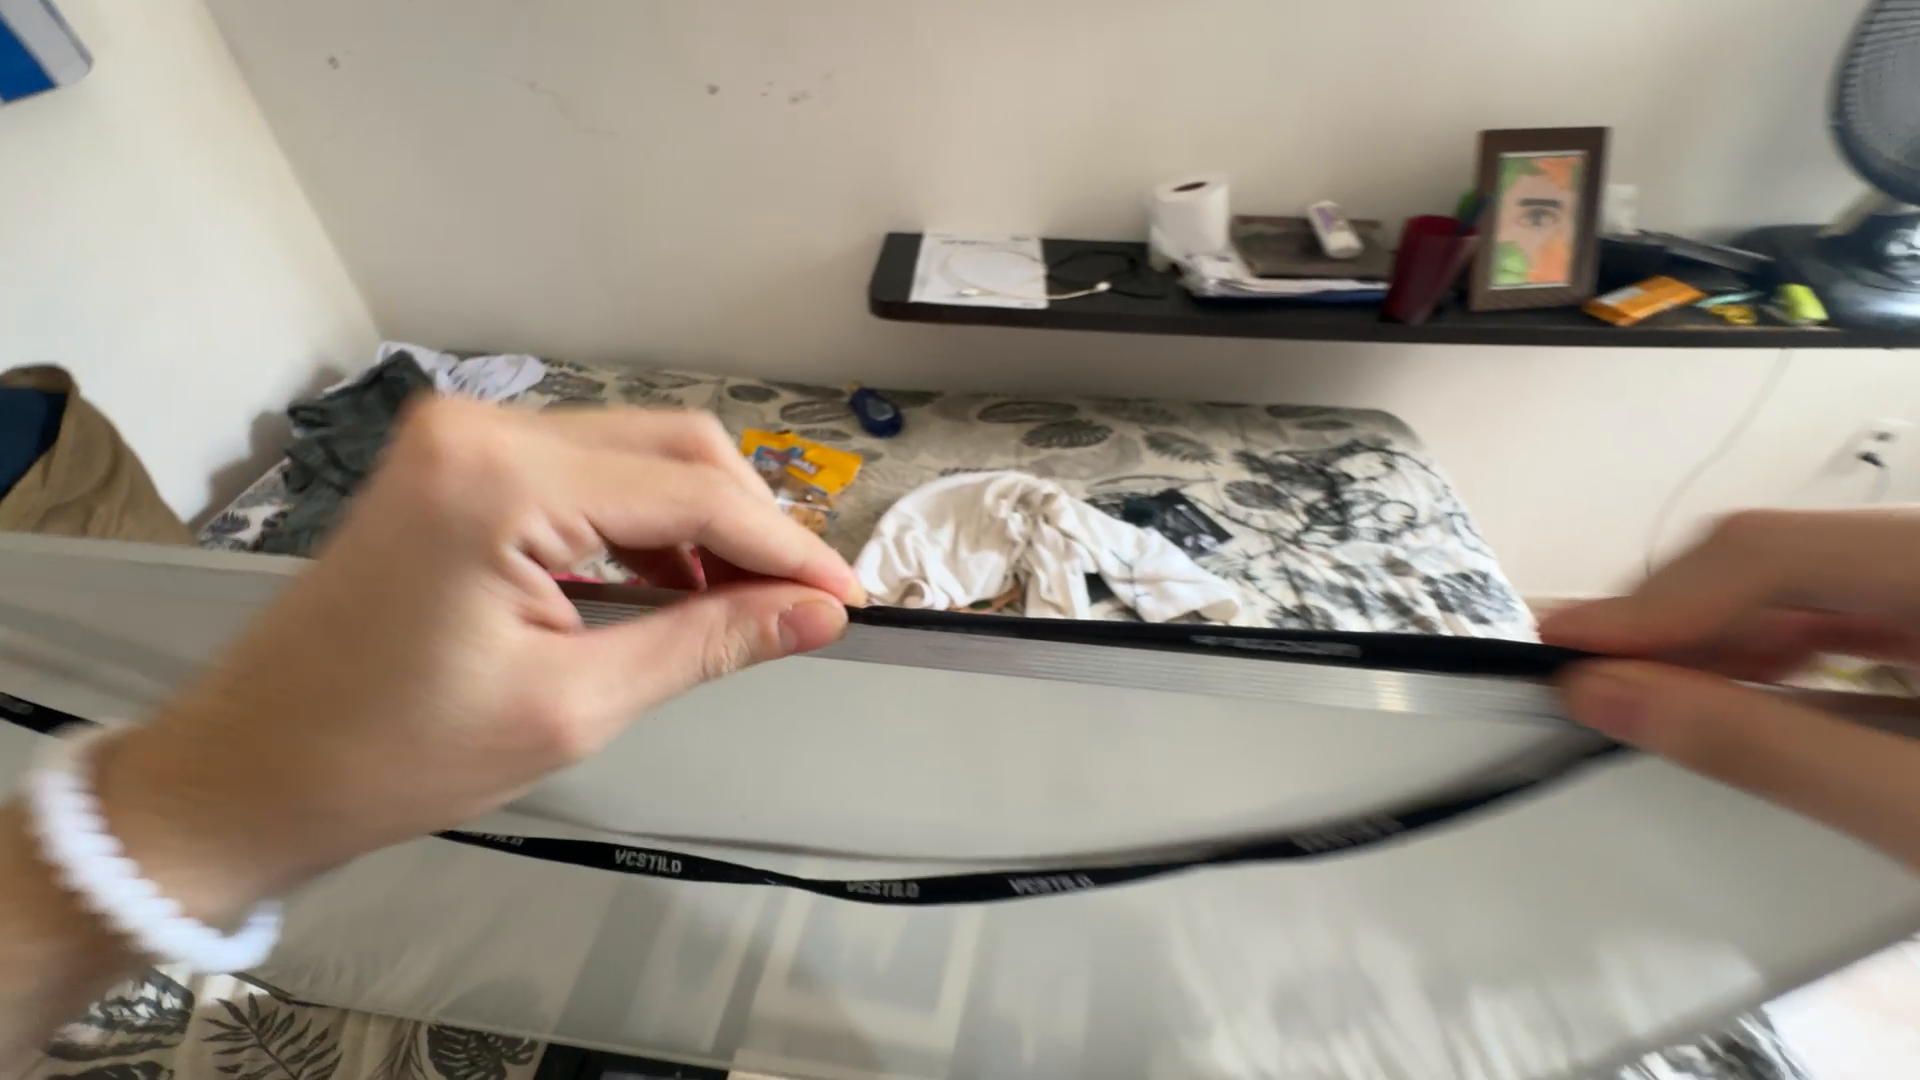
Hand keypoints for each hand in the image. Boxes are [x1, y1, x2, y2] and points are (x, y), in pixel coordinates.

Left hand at [87, 400, 861, 922]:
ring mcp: (475, 438)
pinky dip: (658, 524)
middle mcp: (491, 430)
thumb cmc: (397, 756)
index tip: (845, 597)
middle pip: (681, 449)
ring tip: (749, 598)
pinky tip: (682, 581)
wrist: (243, 774)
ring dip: (712, 523)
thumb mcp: (579, 703)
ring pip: (649, 455)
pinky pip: (602, 474)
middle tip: (802, 599)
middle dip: (755, 525)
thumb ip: (712, 641)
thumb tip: (820, 615)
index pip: (697, 496)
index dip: (787, 549)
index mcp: (506, 481)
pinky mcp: (471, 463)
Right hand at [1541, 509, 1919, 867]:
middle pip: (1785, 560)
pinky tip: (1750, 694)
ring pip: (1814, 588)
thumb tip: (1600, 692)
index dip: (1650, 602)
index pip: (1771, 552)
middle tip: (1600, 678)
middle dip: (1679, 622)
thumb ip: (1759, 744)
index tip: (1563, 650)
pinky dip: (1783, 659)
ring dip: (1722, 640)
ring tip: (1660, 690)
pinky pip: (1858, 622)